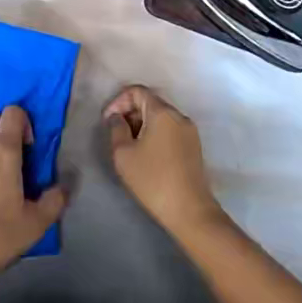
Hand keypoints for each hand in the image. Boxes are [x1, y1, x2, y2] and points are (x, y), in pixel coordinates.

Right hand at [105, 85, 224, 233]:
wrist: (190, 211)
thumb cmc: (152, 179)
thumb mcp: (123, 153)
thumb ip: (116, 128)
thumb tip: (118, 118)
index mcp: (163, 113)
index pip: (137, 91)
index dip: (118, 101)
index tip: (108, 121)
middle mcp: (179, 116)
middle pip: (150, 102)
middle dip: (129, 112)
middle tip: (115, 133)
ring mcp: (190, 132)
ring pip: (160, 117)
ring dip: (141, 124)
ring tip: (128, 145)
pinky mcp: (193, 147)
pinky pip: (170, 129)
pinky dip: (154, 133)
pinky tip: (145, 154)